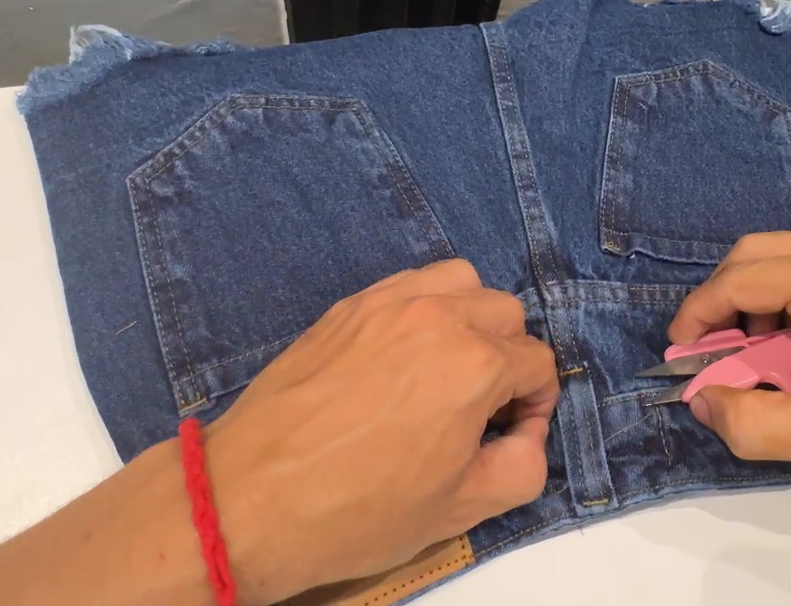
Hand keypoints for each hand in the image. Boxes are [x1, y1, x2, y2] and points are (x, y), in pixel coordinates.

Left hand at [211, 260, 557, 602]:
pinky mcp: (355, 303)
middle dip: (509, 357)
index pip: (538, 362)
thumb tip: (529, 434)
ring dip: (471, 316)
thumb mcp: (459, 510)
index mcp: (475, 365)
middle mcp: (441, 316)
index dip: (537, 403)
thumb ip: (523, 467)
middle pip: (508, 313)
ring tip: (447, 362)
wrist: (252, 498)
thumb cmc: (360, 510)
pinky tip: (404, 350)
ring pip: (464, 281)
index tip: (511, 433)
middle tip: (481, 403)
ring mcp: (393, 300)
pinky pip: (413, 281)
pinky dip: (427, 305)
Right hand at [671, 231, 790, 603]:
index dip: (698, 315)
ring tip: (761, 356)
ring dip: (755, 300)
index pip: (739, 279)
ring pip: (781, 257)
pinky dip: (787, 298)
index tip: (679, 353)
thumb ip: (748, 421)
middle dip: (723, 302)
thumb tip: (700, 398)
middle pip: (755, 254)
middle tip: (715, 352)